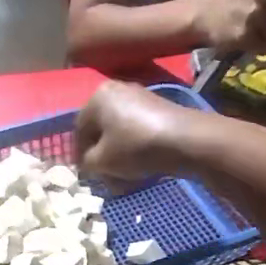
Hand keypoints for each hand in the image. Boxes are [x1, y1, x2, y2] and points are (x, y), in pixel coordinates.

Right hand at [74, 79, 193, 186]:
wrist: (186, 139)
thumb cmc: (135, 146)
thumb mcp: (101, 161)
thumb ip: (86, 162)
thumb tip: (89, 162)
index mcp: (97, 97)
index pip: (79, 129)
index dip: (79, 155)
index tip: (85, 173)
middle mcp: (116, 90)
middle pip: (101, 128)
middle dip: (101, 154)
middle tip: (104, 174)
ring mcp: (140, 96)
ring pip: (120, 130)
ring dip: (118, 153)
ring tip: (122, 174)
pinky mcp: (159, 107)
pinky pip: (137, 128)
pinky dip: (134, 146)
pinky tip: (139, 164)